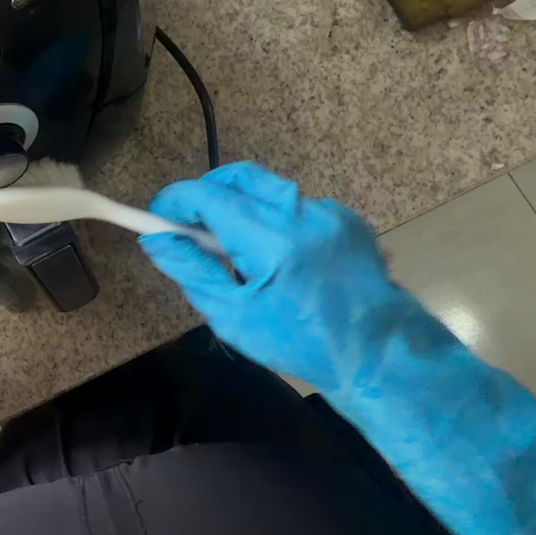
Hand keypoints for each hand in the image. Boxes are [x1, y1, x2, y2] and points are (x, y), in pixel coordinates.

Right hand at [139, 164, 535, 534]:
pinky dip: (270, 219)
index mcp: (271, 239)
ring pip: (266, 189)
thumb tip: (155, 238)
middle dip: (204, 194)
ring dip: (237, 206)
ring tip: (231, 249)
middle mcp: (302, 212)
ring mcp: (329, 212)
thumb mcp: (232, 315)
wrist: (381, 357)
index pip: (207, 196)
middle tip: (188, 227)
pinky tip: (273, 257)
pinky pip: (293, 205)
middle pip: (238, 177)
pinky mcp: (346, 218)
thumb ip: (190, 269)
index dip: (173, 202)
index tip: (154, 218)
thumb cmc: (298, 343)